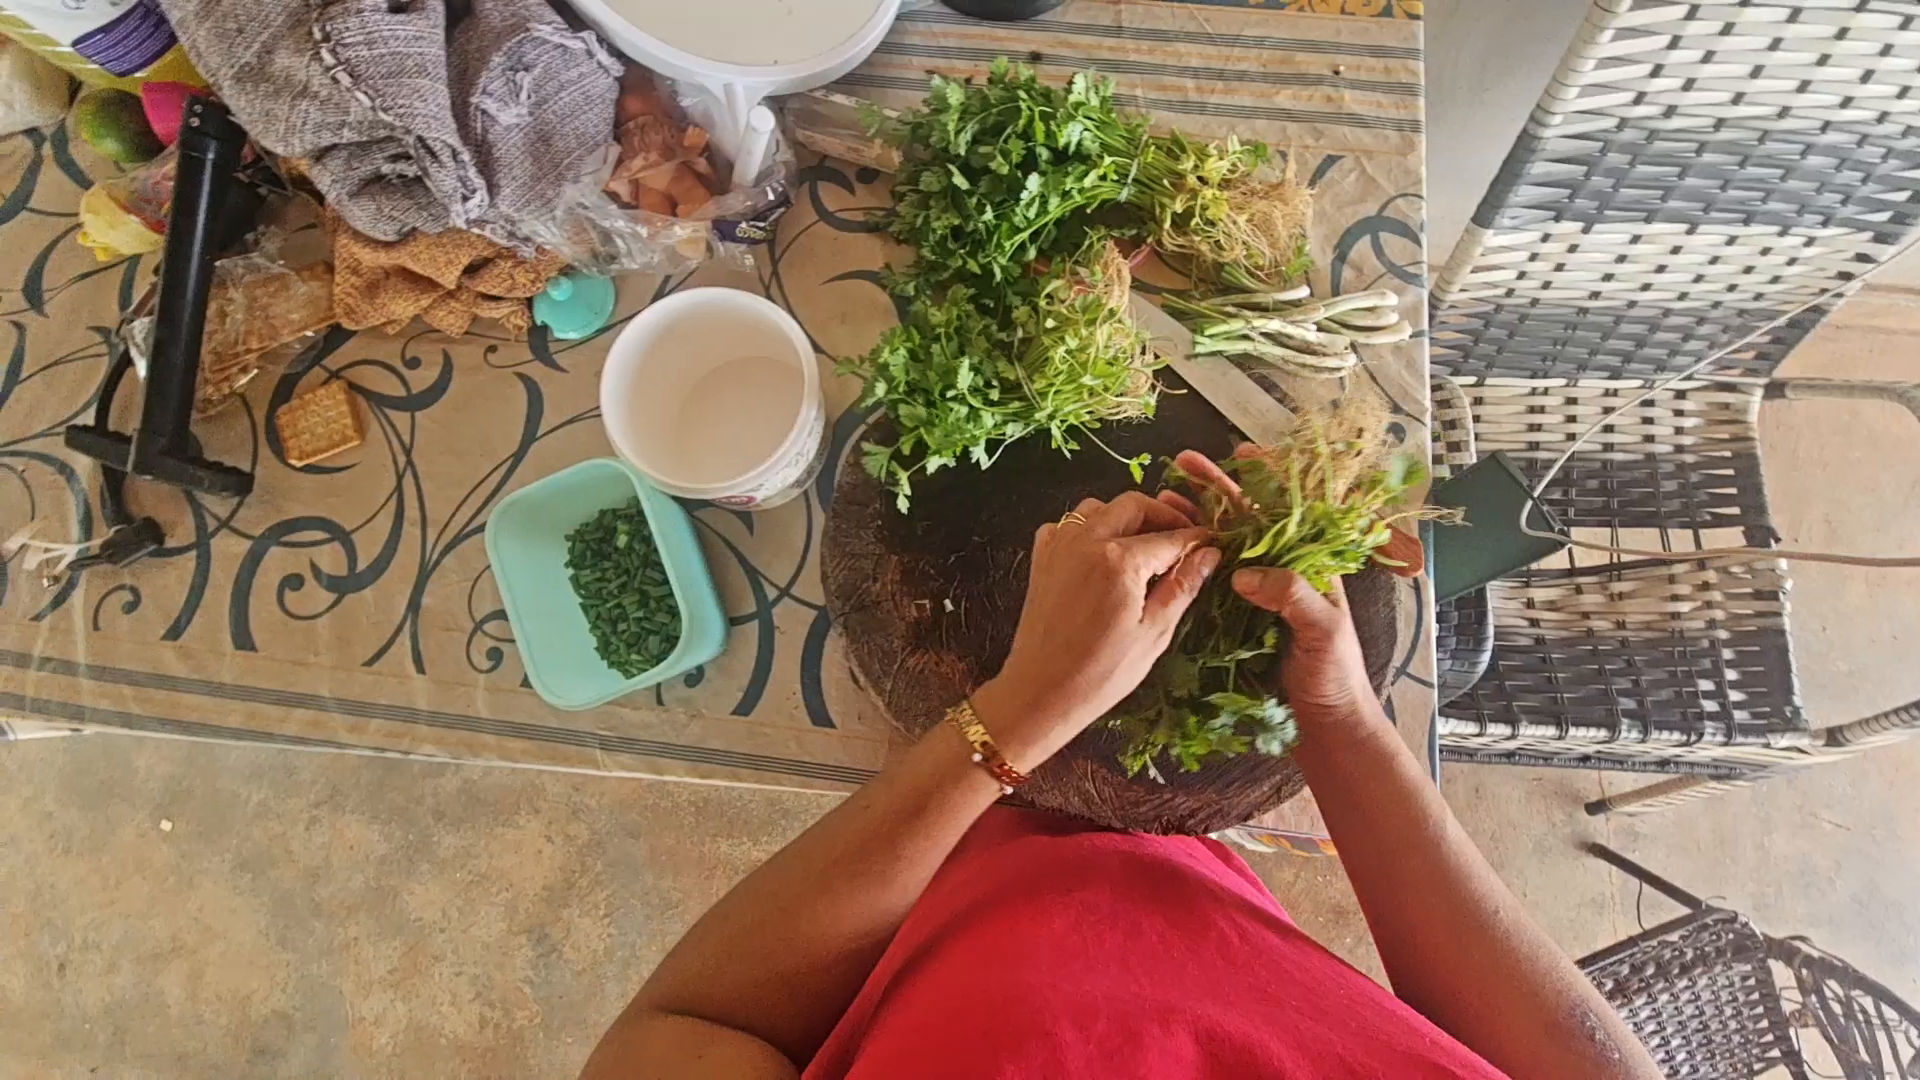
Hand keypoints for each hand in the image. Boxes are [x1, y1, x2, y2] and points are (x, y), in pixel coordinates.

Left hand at [972, 491, 1220, 769]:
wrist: (1041, 690)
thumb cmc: (1102, 672)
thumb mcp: (1154, 632)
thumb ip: (1182, 586)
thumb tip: (1208, 554)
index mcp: (1119, 559)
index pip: (1169, 536)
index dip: (1196, 539)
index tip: (1212, 544)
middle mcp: (1086, 540)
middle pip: (1133, 506)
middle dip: (1162, 516)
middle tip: (1183, 539)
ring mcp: (1059, 545)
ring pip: (1098, 508)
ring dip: (1125, 517)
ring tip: (1146, 546)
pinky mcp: (1042, 558)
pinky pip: (1069, 525)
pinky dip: (1090, 529)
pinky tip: (1104, 555)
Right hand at [1167, 449, 1380, 731]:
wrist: (1322, 720)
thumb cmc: (1336, 674)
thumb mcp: (1325, 630)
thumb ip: (1292, 596)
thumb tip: (1244, 574)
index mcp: (1309, 561)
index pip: (1285, 508)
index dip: (1263, 476)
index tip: (1240, 451)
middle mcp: (1278, 567)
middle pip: (1243, 517)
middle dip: (1214, 487)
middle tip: (1182, 464)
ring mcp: (1253, 589)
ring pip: (1219, 542)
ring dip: (1192, 516)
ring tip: (1161, 496)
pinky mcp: (1231, 612)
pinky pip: (1206, 576)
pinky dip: (1186, 556)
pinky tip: (1164, 542)